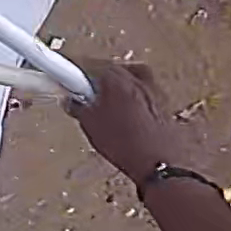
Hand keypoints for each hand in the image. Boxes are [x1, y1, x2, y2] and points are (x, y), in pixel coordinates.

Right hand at [70, 62, 194, 182]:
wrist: (158, 165)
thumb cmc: (122, 142)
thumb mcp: (90, 125)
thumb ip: (77, 108)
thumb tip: (70, 101)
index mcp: (114, 79)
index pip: (89, 64)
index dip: (75, 70)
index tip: (67, 78)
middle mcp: (135, 79)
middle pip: (111, 68)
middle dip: (96, 76)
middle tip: (85, 90)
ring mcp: (153, 91)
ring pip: (130, 76)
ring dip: (117, 83)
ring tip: (107, 100)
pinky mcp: (164, 105)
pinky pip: (143, 91)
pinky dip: (132, 95)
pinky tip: (126, 112)